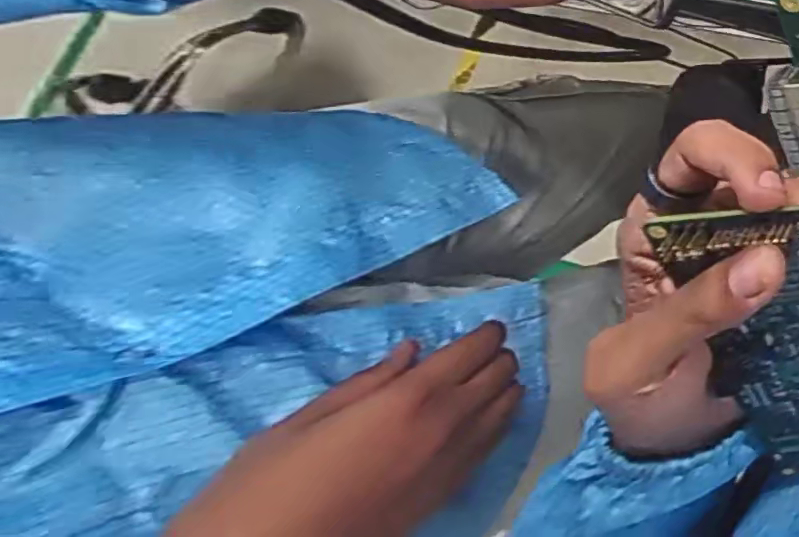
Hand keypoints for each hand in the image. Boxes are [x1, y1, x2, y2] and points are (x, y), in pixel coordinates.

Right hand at [165, 323, 523, 536]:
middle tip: (474, 358)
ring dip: (502, 386)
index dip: (486, 332)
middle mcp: (447, 420)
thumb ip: (366, 382)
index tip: (479, 331)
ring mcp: (454, 458)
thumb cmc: (256, 498)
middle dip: (496, 355)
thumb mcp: (296, 427)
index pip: (480, 345)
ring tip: (478, 385)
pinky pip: (496, 440)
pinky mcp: (450, 491)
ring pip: (510, 401)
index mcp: (413, 395)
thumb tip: (412, 351)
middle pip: (504, 368)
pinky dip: (498, 419)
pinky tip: (477, 419)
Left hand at [588, 120, 798, 455]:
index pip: (693, 154)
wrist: (678, 443)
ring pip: (788, 197)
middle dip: (780, 179)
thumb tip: (768, 262)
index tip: (766, 194)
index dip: (730, 155)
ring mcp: (753, 241)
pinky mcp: (787, 269)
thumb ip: (689, 313)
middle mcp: (710, 217)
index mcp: (661, 221)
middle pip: (749, 162)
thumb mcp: (637, 365)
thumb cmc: (640, 395)